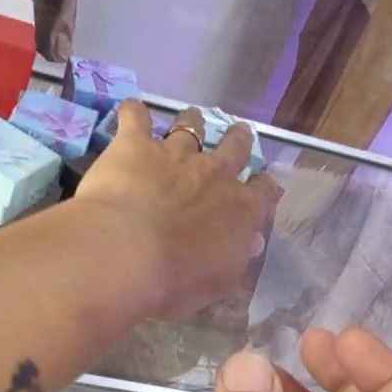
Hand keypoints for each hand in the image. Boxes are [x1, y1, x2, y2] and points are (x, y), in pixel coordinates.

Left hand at [74, 102, 280, 319]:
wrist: (127, 253)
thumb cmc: (174, 282)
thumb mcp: (216, 281)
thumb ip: (234, 255)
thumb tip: (251, 241)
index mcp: (240, 211)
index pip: (263, 191)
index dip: (264, 186)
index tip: (263, 184)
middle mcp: (214, 174)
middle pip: (234, 147)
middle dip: (238, 140)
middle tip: (238, 135)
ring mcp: (175, 154)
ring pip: (191, 126)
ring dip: (193, 121)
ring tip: (191, 117)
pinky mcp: (135, 145)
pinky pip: (137, 118)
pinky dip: (134, 112)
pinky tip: (130, 110)